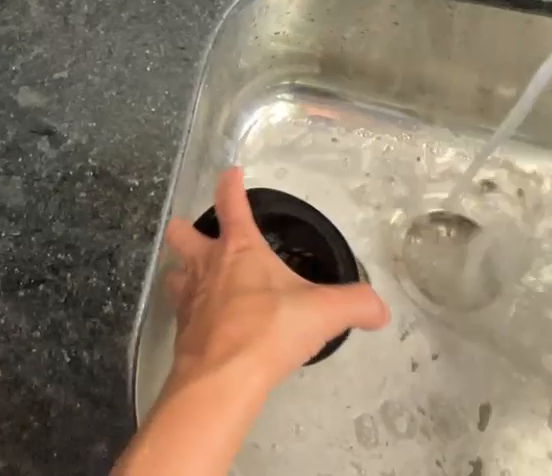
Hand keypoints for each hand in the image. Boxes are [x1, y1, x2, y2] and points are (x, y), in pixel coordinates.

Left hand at [162, 168, 389, 395]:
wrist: (223, 377)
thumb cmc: (268, 330)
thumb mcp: (323, 313)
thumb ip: (354, 304)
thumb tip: (379, 307)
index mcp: (238, 248)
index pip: (231, 203)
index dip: (230, 184)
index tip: (231, 172)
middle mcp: (206, 264)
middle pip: (180, 231)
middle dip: (186, 229)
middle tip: (201, 237)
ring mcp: (188, 296)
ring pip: (172, 271)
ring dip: (181, 272)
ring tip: (196, 279)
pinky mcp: (181, 329)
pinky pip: (179, 311)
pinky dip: (189, 312)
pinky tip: (205, 322)